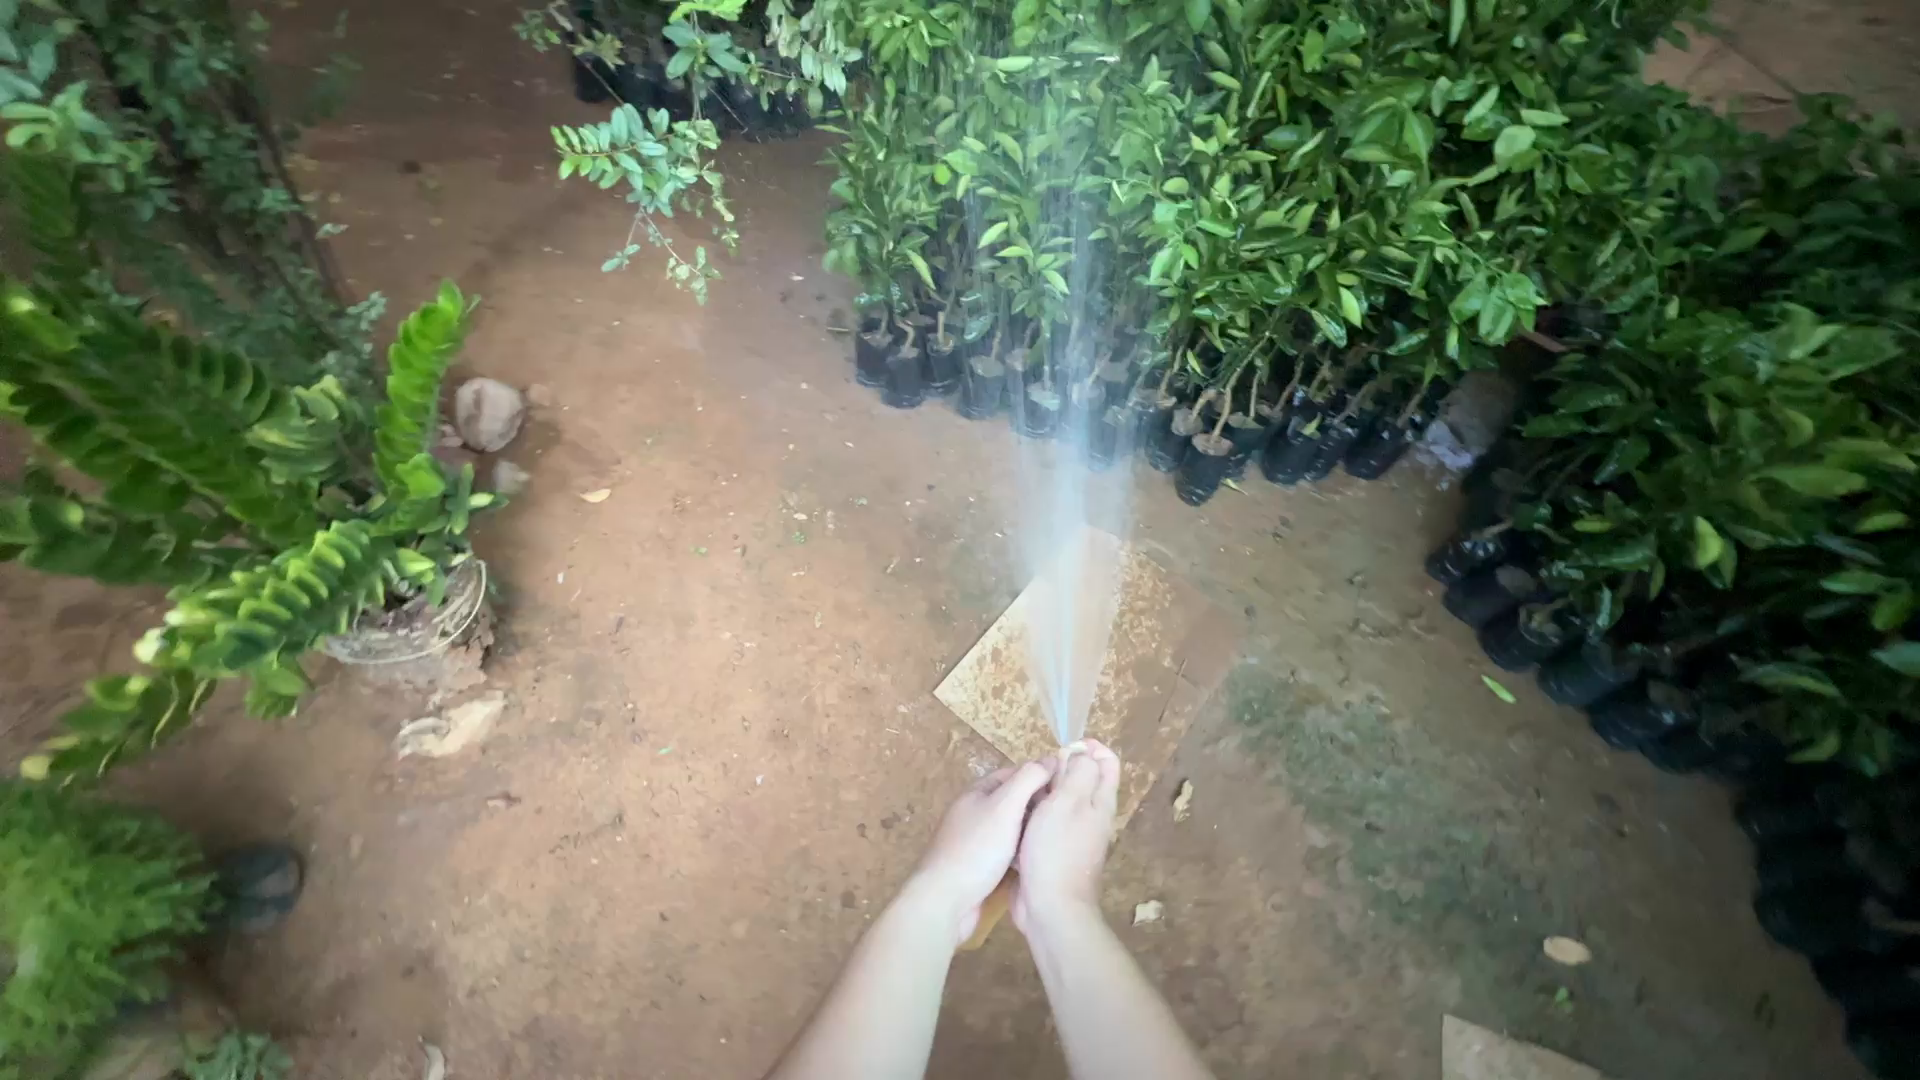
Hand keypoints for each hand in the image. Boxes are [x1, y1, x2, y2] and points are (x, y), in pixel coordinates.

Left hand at [905, 758, 1054, 945]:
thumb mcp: (1005, 806)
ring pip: (1013, 829)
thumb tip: (1051, 759)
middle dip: (1038, 806)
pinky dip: (1022, 854)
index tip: (1068, 788)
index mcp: (978, 791)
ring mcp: (976, 840)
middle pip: (1015, 801)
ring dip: (1032, 832)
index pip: (1016, 773)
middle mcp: (975, 812)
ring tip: (1057, 838)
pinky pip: (1007, 853)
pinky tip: (1038, 861)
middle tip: (1066, 816)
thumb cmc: (977, 849)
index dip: (1041, 777)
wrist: (946, 901)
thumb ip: (1027, 780)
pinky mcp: (979, 866)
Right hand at [1011, 738, 1120, 933]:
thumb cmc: (1057, 850)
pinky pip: (1045, 821)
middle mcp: (1090, 816)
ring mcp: (1073, 834)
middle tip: (1037, 772)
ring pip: (1060, 800)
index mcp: (1099, 802)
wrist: (1051, 908)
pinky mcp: (1054, 850)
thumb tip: (1080, 752)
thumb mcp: (1068, 802)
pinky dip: (1033, 812)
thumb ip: (1077, 773)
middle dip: (1060, 767)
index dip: (1089, 747)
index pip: (1106, 762)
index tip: (1063, 746)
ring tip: (1023, 791)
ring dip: (1043, 790)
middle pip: (1081, 779)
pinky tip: (1016, 814)